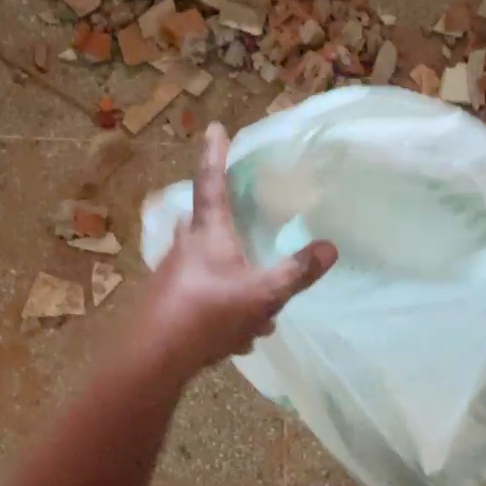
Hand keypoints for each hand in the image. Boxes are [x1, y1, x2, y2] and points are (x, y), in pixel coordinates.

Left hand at [130, 124, 336, 382]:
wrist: (155, 357)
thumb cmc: (210, 313)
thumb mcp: (264, 294)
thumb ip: (297, 273)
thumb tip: (331, 247)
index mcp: (208, 233)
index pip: (212, 182)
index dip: (216, 154)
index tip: (216, 128)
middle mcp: (185, 248)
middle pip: (202, 224)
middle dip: (222, 224)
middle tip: (240, 229)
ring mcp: (173, 277)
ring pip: (207, 268)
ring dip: (231, 282)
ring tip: (256, 314)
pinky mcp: (168, 306)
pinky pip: (202, 300)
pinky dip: (222, 313)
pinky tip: (236, 340)